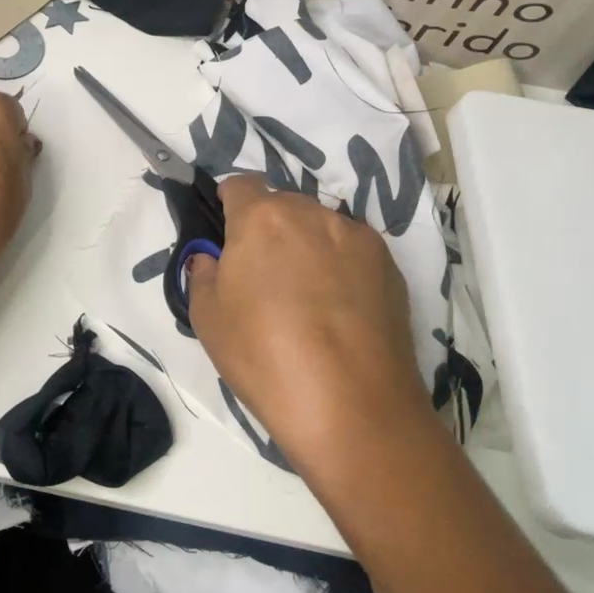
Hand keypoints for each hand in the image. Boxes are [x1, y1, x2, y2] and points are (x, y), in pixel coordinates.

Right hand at [186, 177, 426, 448]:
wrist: (353, 408)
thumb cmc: (265, 358)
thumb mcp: (207, 319)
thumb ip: (202, 274)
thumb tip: (213, 259)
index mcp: (261, 218)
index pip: (240, 184)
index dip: (229, 204)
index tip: (226, 234)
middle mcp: (312, 214)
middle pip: (282, 206)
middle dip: (268, 229)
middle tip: (262, 277)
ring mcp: (356, 238)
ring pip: (319, 228)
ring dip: (306, 246)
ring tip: (305, 299)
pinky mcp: (390, 266)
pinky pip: (352, 252)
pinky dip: (340, 268)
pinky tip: (337, 312)